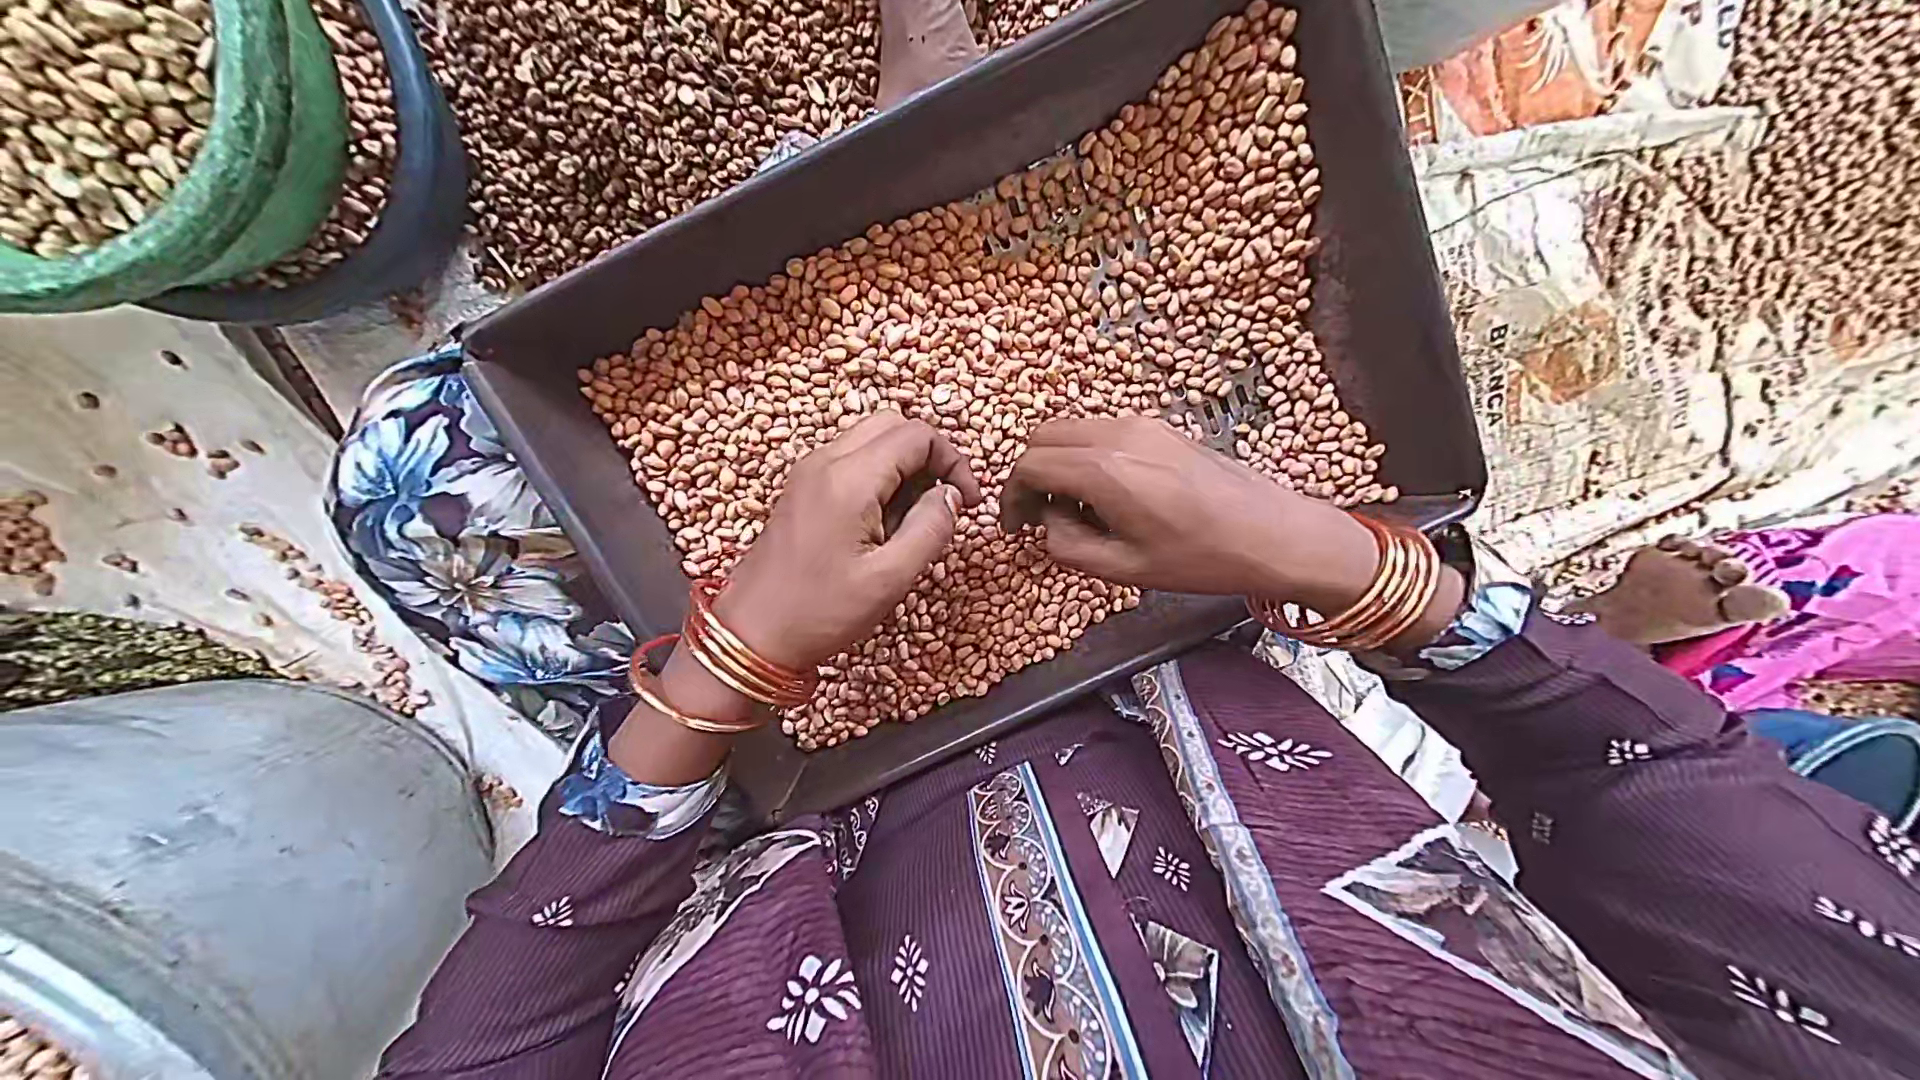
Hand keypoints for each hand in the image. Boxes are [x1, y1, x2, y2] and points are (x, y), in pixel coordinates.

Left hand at [714, 412, 983, 668]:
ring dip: (903, 468)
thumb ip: (930, 528)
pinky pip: (850, 462)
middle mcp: (825, 461)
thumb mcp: (890, 579)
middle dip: (929, 457)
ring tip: (910, 522)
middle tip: (942, 504)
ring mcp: (808, 472)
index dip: (954, 462)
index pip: (917, 435)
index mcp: (849, 479)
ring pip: (871, 441)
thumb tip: (951, 496)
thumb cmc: (820, 612)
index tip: (966, 502)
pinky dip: (878, 478)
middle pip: (892, 425)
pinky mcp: (801, 489)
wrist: (751, 635)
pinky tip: (880, 525)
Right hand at [1001, 417, 1379, 613]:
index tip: (1015, 527)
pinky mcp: (1160, 427)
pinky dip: (1084, 456)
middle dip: (1029, 475)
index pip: (1030, 465)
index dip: (1011, 496)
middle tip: (1037, 516)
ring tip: (1074, 510)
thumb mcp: (1123, 569)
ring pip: (1072, 430)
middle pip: (1044, 436)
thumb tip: (1048, 521)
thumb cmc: (1201, 559)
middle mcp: (1118, 434)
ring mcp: (1142, 424)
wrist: (1277, 534)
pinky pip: (1101, 432)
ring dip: (1057, 464)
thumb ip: (1067, 545)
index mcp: (1104, 470)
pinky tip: (1106, 494)